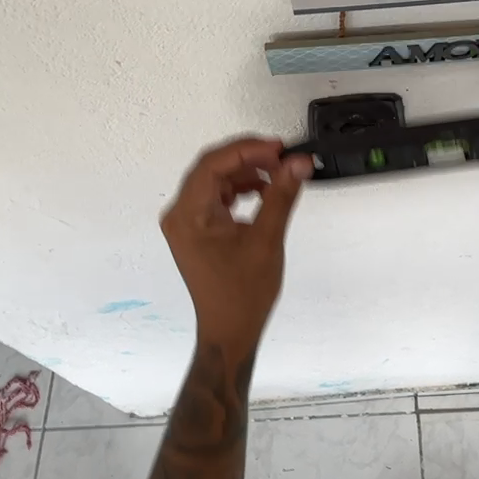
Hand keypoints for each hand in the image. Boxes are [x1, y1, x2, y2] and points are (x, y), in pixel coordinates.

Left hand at [161, 137, 311, 347]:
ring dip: (248, 172)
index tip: (279, 148)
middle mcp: (181, 214)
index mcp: (189, 215)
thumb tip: (298, 163)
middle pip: (213, 167)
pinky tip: (265, 192)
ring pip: (217, 178)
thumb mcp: (266, 240)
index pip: (213, 164)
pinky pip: (218, 194)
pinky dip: (242, 188)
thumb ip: (282, 195)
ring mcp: (187, 221)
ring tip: (279, 175)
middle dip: (250, 158)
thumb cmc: (242, 294)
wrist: (230, 330)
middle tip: (283, 157)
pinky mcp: (198, 227)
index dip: (248, 149)